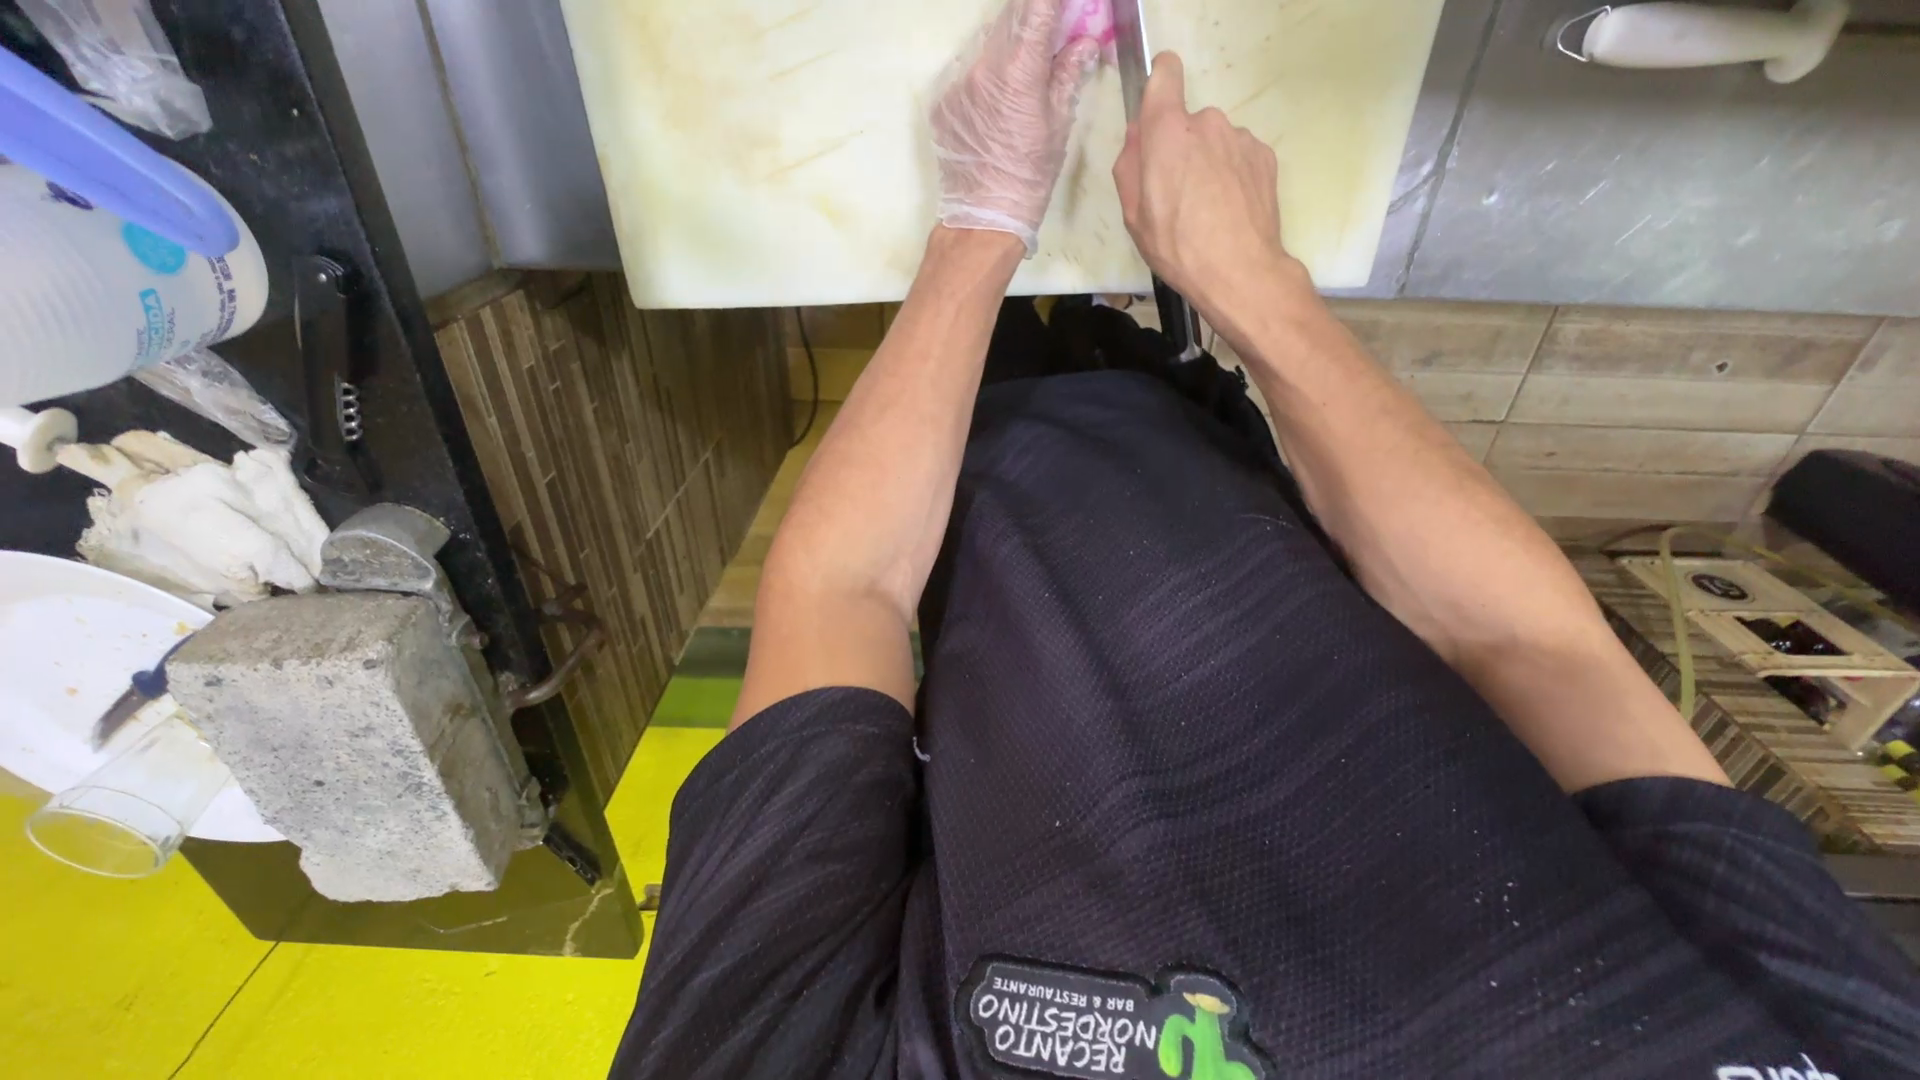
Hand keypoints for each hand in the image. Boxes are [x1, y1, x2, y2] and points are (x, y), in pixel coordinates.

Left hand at [931, 0, 1101, 254]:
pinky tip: (998, 99)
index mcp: (1016, 70)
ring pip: (986, 43)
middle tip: (1052, 36)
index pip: (1035, 7)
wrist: (984, 217)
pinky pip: (966, 71)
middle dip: (1033, 20)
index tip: (1063, 7)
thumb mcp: (1058, 124)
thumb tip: (1083, 44)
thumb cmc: (1028, 176)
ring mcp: (955, 83)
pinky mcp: (941, 100)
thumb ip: (1069, 74)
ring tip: (1024, 74)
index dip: (1051, 3)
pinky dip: (986, 73)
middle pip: (1009, 21)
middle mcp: (979, 67)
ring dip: (1009, 47)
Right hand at [1112, 53, 1293, 302]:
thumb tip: (1137, 135)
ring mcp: (1240, 137)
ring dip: (1208, 163)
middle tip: (1177, 194)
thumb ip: (1129, 166)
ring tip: (1207, 208)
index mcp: (1167, 132)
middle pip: (1187, 123)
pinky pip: (1237, 155)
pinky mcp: (1264, 155)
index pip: (1165, 74)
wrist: (1240, 272)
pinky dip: (1231, 174)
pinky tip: (1229, 209)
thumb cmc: (1177, 247)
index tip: (1157, 113)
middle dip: (1180, 148)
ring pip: (1214, 141)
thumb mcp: (1133, 216)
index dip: (1159, 86)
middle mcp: (1206, 122)